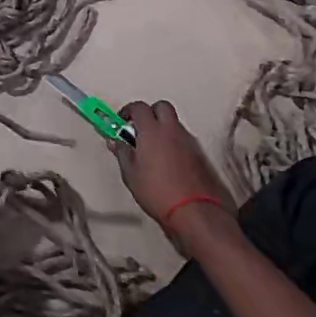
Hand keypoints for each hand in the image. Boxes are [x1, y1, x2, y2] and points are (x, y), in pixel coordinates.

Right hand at [113, 101, 232, 241]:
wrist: (194, 210)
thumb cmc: (160, 193)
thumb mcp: (131, 174)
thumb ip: (123, 153)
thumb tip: (117, 143)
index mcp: (152, 131)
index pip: (139, 107)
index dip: (128, 111)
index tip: (122, 121)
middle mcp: (172, 130)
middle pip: (161, 106)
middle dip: (149, 113)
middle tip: (138, 128)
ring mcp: (188, 140)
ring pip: (173, 122)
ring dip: (162, 127)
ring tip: (151, 148)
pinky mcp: (198, 152)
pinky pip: (183, 138)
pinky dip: (174, 141)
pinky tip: (166, 160)